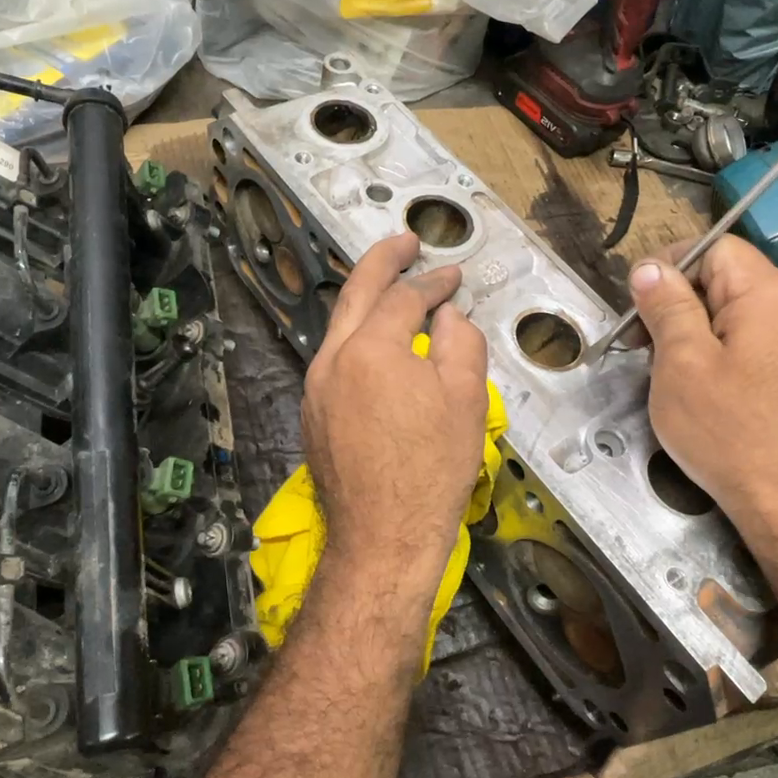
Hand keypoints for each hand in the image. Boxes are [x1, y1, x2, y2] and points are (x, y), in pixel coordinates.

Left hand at [302, 233, 489, 601]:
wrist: (383, 536)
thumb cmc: (433, 469)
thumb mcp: (465, 399)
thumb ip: (459, 342)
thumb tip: (447, 314)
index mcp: (370, 348)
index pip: (404, 298)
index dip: (434, 282)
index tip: (454, 275)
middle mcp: (332, 359)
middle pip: (355, 294)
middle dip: (382, 262)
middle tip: (404, 242)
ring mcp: (315, 388)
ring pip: (339, 327)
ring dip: (365, 300)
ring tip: (390, 287)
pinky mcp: (312, 415)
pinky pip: (335, 360)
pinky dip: (356, 339)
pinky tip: (376, 345)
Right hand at [629, 236, 777, 530]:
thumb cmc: (728, 432)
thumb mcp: (680, 364)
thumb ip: (667, 307)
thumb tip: (650, 269)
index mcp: (769, 294)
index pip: (715, 247)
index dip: (670, 266)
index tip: (640, 305)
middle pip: (728, 277)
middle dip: (681, 302)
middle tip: (646, 344)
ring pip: (740, 310)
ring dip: (700, 329)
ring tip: (673, 369)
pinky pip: (758, 338)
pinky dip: (726, 349)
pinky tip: (708, 386)